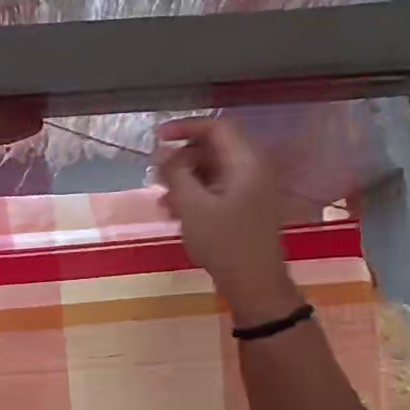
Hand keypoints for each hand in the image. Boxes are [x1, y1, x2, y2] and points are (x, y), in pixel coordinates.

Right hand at [154, 117, 303, 326]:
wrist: (254, 283)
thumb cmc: (224, 242)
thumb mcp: (193, 207)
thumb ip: (176, 174)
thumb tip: (162, 151)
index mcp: (246, 162)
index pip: (216, 127)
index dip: (185, 127)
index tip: (157, 138)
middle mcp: (252, 169)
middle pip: (213, 148)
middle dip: (181, 158)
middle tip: (155, 174)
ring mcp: (250, 190)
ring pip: (212, 170)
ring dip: (185, 178)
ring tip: (161, 197)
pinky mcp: (244, 208)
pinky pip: (216, 189)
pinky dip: (195, 194)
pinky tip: (174, 211)